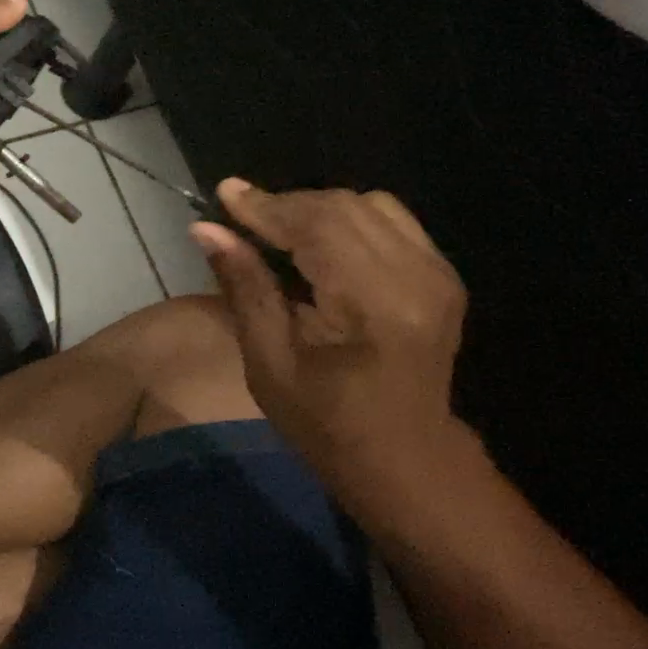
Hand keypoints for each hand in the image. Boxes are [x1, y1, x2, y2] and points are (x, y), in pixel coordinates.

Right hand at [193, 179, 478, 505]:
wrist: (403, 455)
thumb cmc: (322, 419)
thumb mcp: (268, 359)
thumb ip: (244, 286)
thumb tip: (206, 230)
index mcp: (373, 302)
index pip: (317, 226)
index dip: (266, 206)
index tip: (224, 193)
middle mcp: (416, 276)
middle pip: (345, 207)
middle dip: (287, 204)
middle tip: (239, 215)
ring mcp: (437, 273)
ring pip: (371, 206)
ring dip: (316, 209)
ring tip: (273, 228)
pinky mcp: (441, 275)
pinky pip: (390, 222)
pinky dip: (345, 220)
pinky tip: (314, 242)